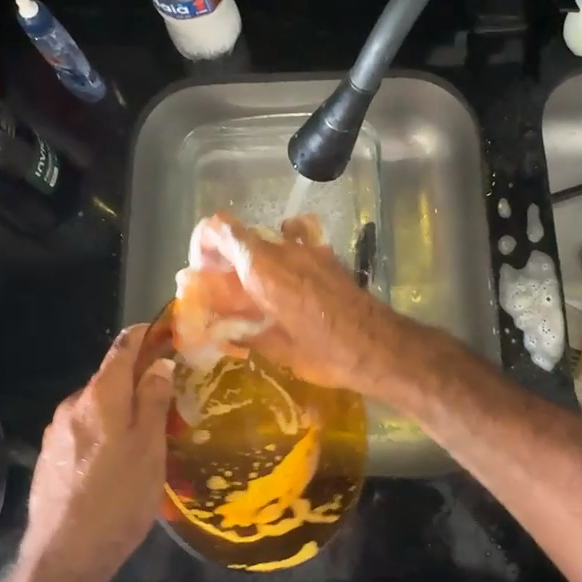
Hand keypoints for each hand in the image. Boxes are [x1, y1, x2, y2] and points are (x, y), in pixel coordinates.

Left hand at [18, 323, 175, 581]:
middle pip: (110, 378)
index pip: (123, 346)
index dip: (146, 335)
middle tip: (169, 396)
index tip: (168, 335)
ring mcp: (56, 432)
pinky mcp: (49, 459)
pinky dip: (104, 433)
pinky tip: (117, 462)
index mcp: (100, 395)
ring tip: (147, 434)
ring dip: (121, 410)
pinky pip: (83, 432)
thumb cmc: (117, 499)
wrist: (63, 558)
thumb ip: (153, 401)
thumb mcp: (149, 448)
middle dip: (138, 380)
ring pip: (96, 407)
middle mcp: (73, 405)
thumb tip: (160, 365)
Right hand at [188, 214, 438, 395]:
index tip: (201, 271)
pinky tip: (285, 284)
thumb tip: (216, 326)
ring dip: (252, 259)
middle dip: (225, 258)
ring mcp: (309, 249)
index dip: (203, 243)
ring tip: (253, 292)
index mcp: (263, 268)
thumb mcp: (276, 348)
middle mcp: (284, 249)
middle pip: (241, 235)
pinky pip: (294, 243)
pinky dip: (281, 256)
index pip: (219, 229)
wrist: (380, 348)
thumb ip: (242, 329)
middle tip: (222, 289)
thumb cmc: (325, 353)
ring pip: (267, 240)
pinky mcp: (327, 256)